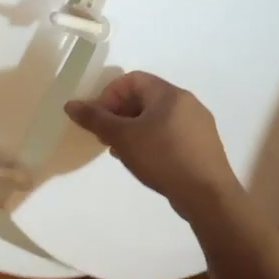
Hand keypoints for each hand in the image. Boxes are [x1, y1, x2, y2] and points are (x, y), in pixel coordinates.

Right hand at [65, 71, 242, 219]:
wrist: (209, 197)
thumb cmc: (162, 158)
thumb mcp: (121, 137)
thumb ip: (94, 118)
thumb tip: (70, 104)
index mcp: (170, 95)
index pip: (132, 80)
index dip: (109, 95)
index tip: (100, 119)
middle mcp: (188, 103)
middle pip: (143, 98)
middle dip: (119, 114)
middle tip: (106, 136)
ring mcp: (200, 125)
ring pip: (156, 117)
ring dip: (133, 129)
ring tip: (122, 151)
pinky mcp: (204, 146)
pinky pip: (171, 133)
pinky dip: (152, 140)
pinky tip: (145, 161)